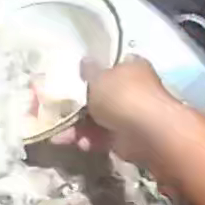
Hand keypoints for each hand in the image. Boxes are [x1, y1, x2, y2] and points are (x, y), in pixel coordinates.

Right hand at [52, 56, 182, 164]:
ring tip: (60, 135)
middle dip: (78, 106)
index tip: (72, 81)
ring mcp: (131, 115)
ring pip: (99, 119)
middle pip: (101, 96)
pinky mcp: (127, 138)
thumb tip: (85, 60)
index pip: (110, 66)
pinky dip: (90, 140)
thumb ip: (88, 71)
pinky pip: (103, 137)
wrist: (145, 132)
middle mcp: (133, 90)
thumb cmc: (121, 96)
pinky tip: (77, 143)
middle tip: (59, 112)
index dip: (91, 73)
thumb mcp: (98, 78)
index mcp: (130, 67)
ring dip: (79, 127)